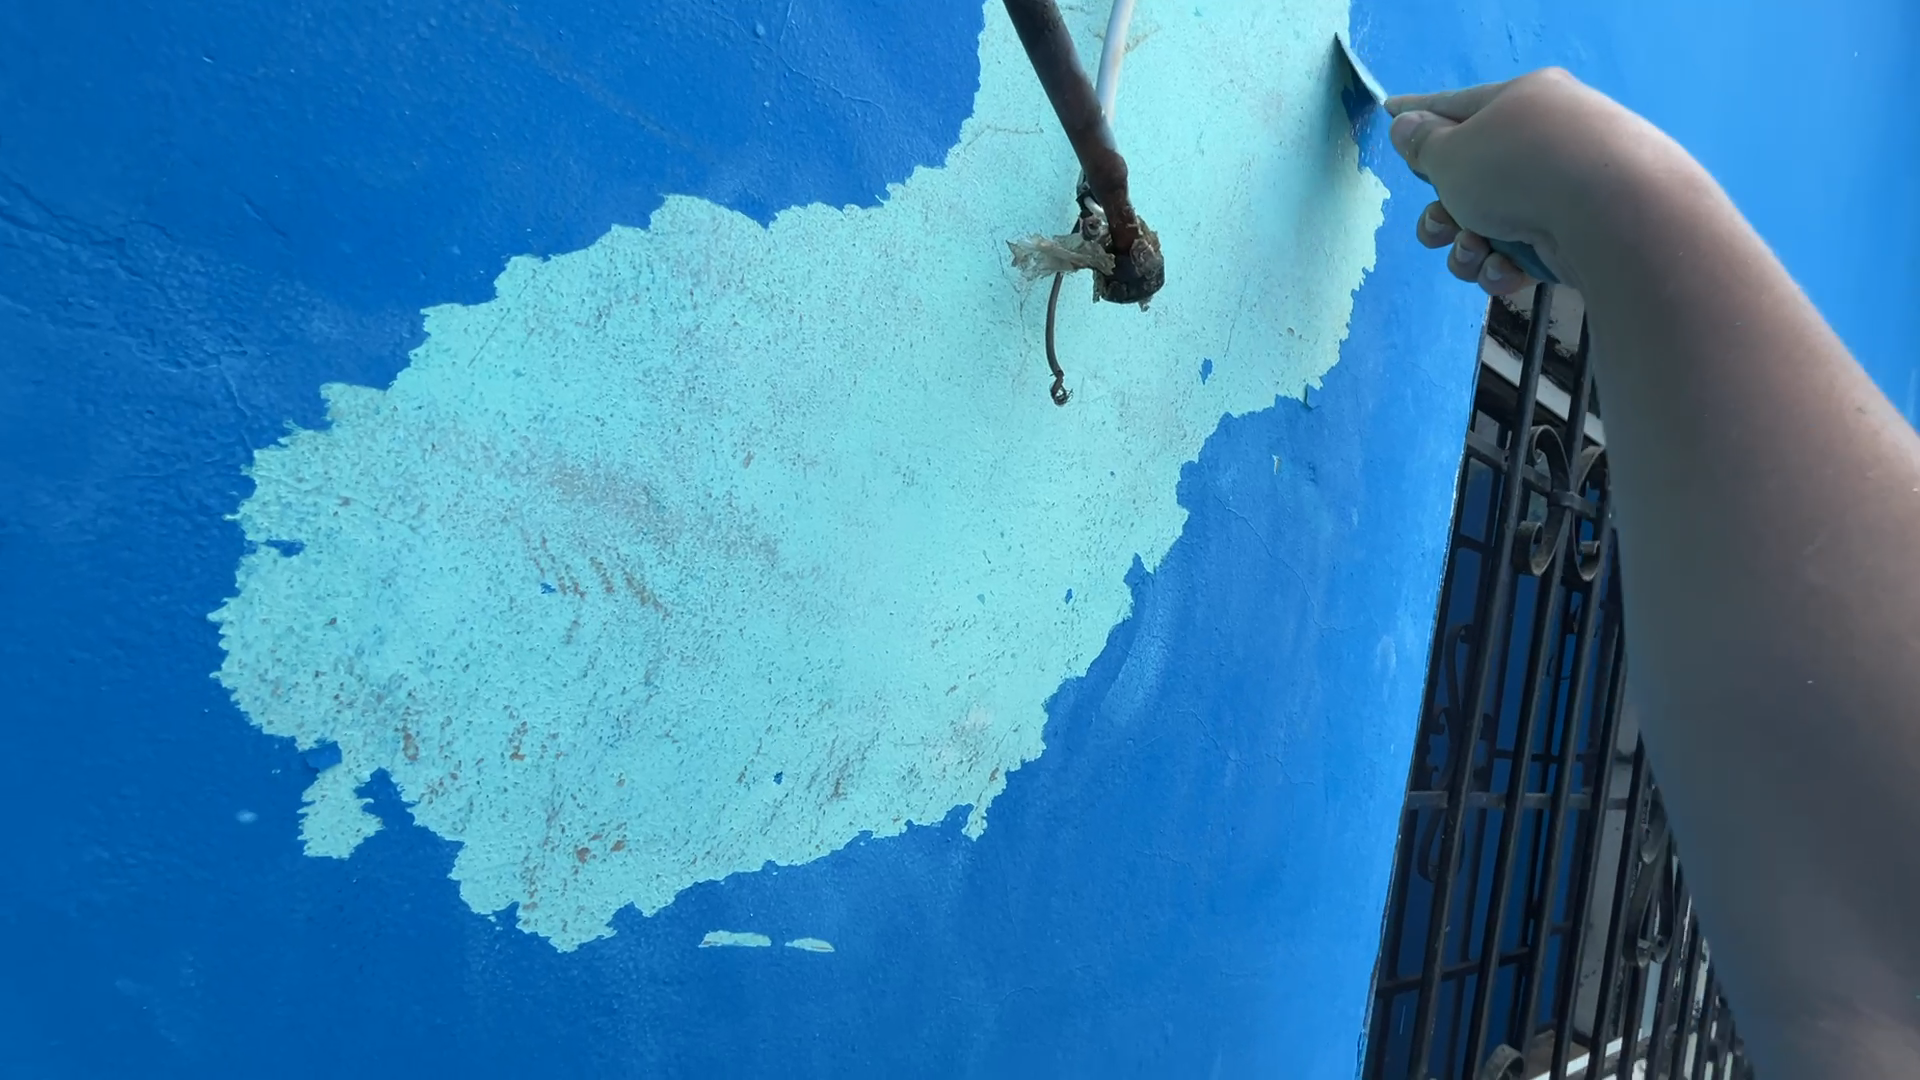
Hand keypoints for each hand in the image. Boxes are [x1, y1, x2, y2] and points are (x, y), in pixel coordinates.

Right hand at [1385, 69, 1653, 296]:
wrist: (1609, 213)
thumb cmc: (1519, 170)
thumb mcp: (1451, 153)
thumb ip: (1421, 143)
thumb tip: (1408, 123)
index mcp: (1517, 104)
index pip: (1452, 105)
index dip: (1416, 113)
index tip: (1390, 110)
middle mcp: (1538, 141)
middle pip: (1460, 182)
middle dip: (1440, 215)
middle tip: (1442, 224)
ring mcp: (1555, 187)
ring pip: (1478, 228)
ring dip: (1464, 248)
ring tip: (1478, 249)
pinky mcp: (1567, 231)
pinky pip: (1508, 254)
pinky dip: (1497, 265)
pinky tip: (1508, 266)